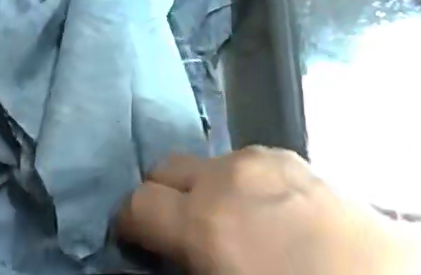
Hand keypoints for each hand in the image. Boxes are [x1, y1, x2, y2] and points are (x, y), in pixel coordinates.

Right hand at [117, 148, 417, 274]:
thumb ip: (193, 264)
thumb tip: (171, 258)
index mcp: (205, 223)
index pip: (137, 204)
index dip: (127, 224)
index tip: (133, 244)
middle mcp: (224, 177)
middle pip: (164, 168)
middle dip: (160, 197)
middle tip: (173, 236)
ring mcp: (259, 160)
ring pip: (207, 164)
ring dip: (204, 191)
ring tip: (229, 229)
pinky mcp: (292, 157)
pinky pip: (246, 164)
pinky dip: (241, 186)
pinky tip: (268, 219)